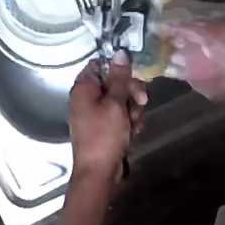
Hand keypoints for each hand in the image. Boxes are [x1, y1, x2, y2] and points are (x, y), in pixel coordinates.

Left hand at [68, 53, 147, 181]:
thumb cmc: (104, 136)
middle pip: (114, 83)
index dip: (118, 68)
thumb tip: (120, 52)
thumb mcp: (115, 105)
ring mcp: (95, 114)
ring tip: (135, 124)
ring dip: (133, 109)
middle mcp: (87, 98)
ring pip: (121, 100)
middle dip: (131, 92)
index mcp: (83, 89)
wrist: (99, 172)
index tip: (134, 75)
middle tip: (141, 102)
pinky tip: (134, 131)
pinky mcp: (104, 128)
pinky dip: (129, 122)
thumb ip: (119, 78)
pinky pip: (120, 116)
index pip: (100, 65)